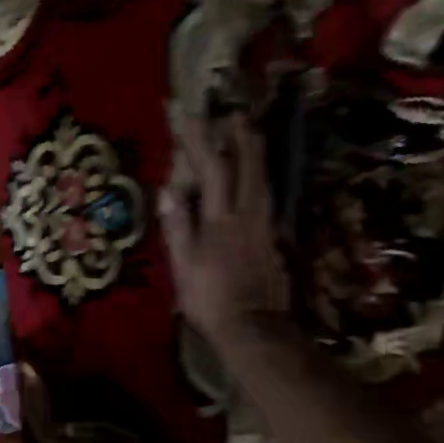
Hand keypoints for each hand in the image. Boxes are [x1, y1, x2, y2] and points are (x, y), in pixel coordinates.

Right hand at [158, 114, 292, 344]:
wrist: (254, 327)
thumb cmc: (210, 300)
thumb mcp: (184, 267)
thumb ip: (178, 226)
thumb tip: (168, 189)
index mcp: (221, 220)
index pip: (213, 169)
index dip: (201, 140)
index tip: (189, 116)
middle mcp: (248, 214)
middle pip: (250, 164)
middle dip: (240, 135)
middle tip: (233, 115)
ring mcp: (266, 225)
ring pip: (264, 178)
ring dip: (255, 152)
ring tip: (247, 136)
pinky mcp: (274, 238)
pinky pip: (268, 196)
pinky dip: (260, 178)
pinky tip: (256, 179)